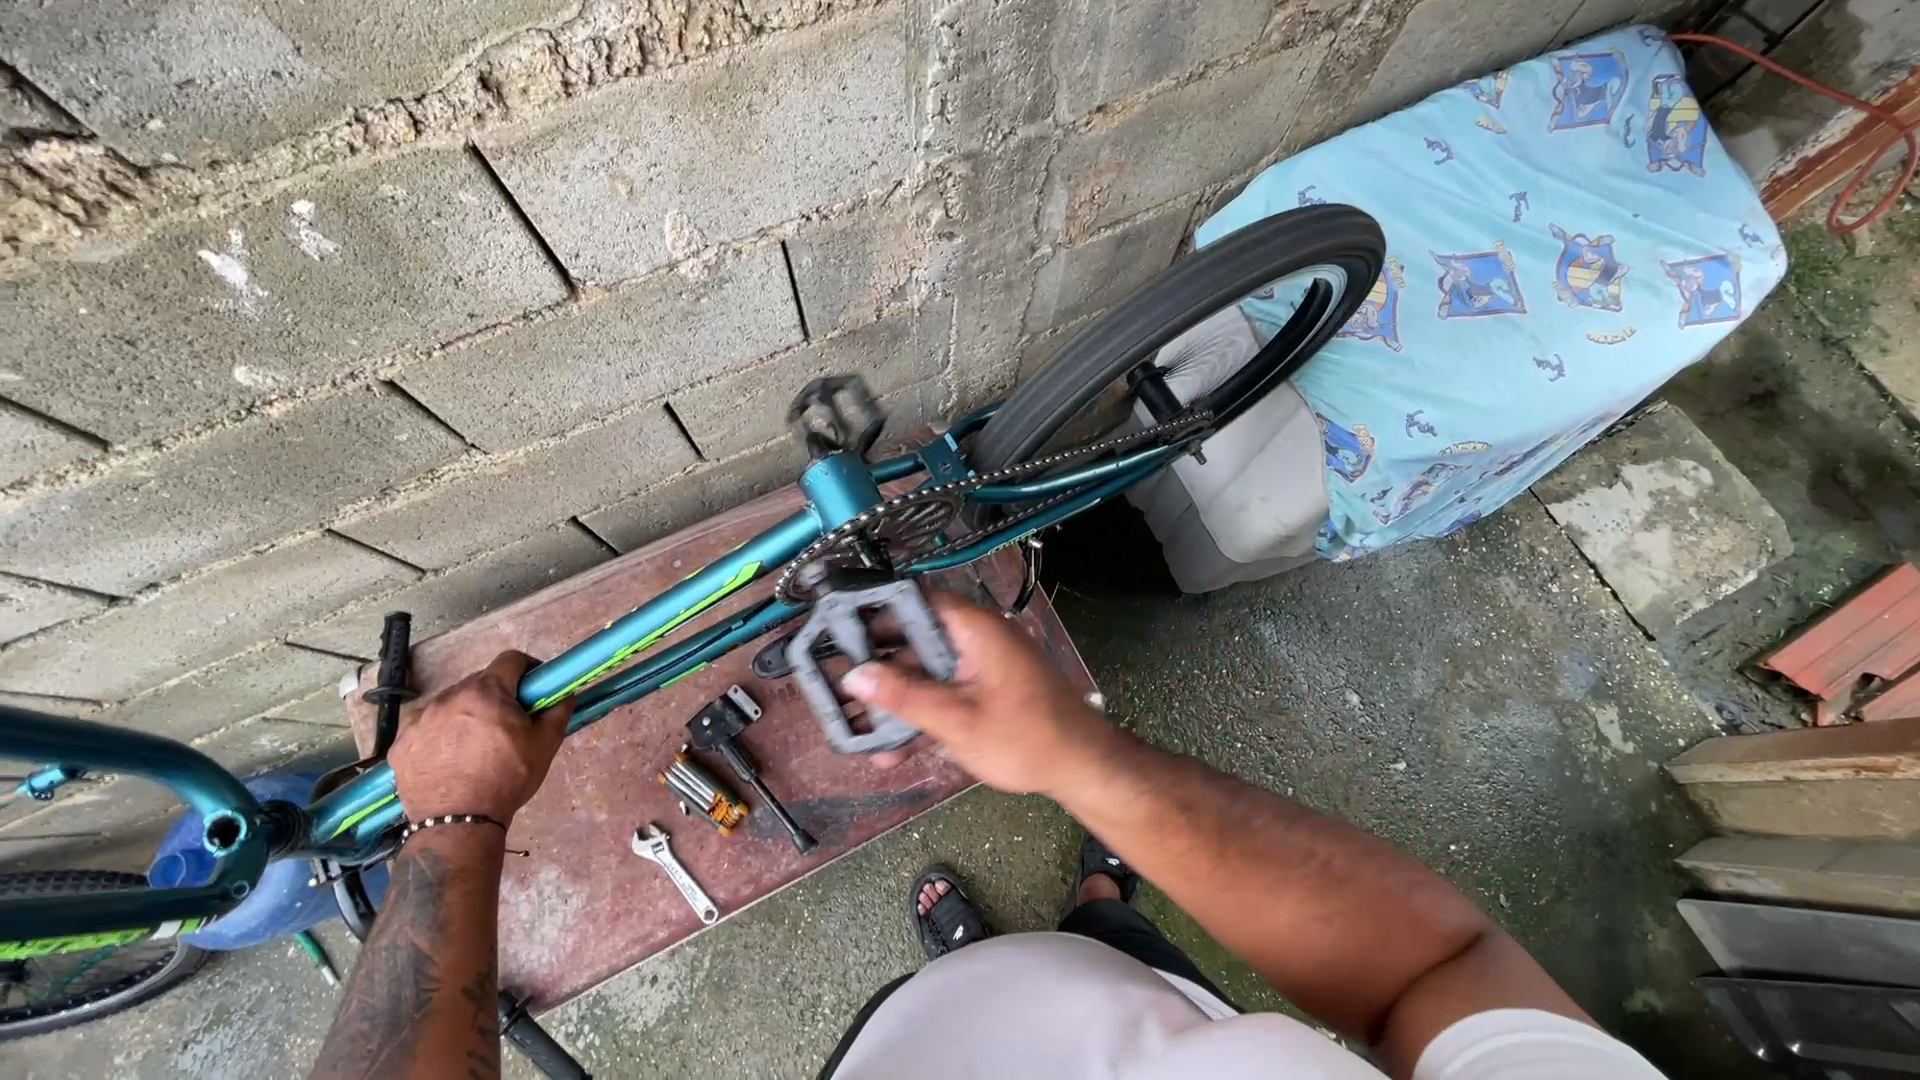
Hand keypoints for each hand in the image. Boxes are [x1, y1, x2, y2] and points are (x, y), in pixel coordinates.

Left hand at [389, 651, 572, 822]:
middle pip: (479, 682)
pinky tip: (448, 757)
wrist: (459, 822)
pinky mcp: (399, 744)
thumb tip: (565, 693)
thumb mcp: (546, 744)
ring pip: (450, 703)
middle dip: (496, 695)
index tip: (534, 687)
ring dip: (466, 713)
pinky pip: (424, 726)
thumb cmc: (508, 778)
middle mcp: (449, 697)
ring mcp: (419, 720)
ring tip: (475, 743)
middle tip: (508, 722)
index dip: (527, 668)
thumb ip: (558, 711)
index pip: (510, 660)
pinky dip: (439, 733)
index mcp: (486, 692)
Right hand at [840, 593, 1119, 795]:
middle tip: (844, 691)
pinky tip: (896, 748)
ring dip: (898, 701)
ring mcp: (983, 663)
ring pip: (927, 671)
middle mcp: (977, 637)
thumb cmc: (1025, 737)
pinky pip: (946, 690)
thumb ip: (904, 696)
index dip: (876, 615)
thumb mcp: (956, 720)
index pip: (916, 601)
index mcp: (974, 628)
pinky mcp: (987, 688)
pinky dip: (923, 712)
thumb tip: (855, 676)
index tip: (842, 637)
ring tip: (862, 732)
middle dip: (881, 670)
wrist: (1082, 765)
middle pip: (916, 640)